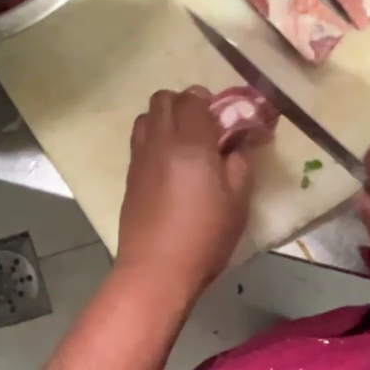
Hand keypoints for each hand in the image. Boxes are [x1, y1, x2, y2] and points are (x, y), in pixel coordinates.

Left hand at [116, 88, 252, 296]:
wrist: (156, 270)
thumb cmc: (203, 238)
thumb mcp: (237, 202)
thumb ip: (240, 164)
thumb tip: (239, 143)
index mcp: (190, 144)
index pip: (195, 98)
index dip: (213, 104)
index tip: (228, 126)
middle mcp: (160, 142)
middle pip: (164, 99)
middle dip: (186, 105)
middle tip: (206, 131)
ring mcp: (139, 158)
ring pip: (146, 116)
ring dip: (166, 120)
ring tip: (185, 146)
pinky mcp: (129, 177)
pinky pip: (140, 141)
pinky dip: (155, 140)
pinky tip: (170, 167)